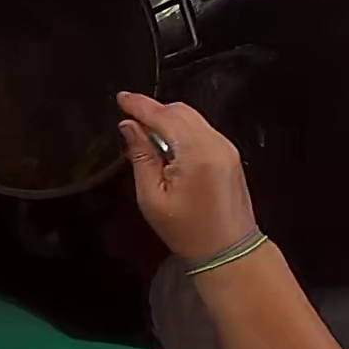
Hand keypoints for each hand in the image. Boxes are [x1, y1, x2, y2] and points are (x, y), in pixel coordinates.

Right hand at [117, 92, 258, 262]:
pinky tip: (165, 144)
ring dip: (167, 119)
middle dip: (153, 110)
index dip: (139, 105)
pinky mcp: (229, 155)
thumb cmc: (186, 230)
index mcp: (196, 152)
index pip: (164, 116)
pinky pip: (201, 130)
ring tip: (143, 132)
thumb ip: (141, 157)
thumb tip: (128, 126)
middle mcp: (215, 142)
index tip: (120, 98)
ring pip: (192, 118)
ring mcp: (226, 147)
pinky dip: (180, 129)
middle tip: (128, 119)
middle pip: (180, 111)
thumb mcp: (152, 197)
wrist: (229, 251)